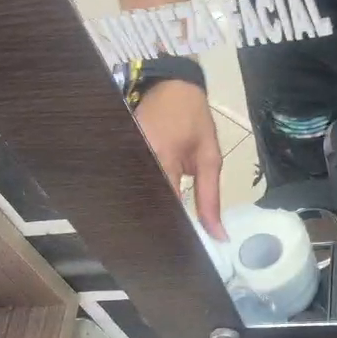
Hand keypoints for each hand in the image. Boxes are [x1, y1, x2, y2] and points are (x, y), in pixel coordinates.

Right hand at [134, 81, 227, 239]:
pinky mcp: (118, 155)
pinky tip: (147, 214)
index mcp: (162, 160)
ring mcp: (123, 156)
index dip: (176, 231)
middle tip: (170, 252)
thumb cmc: (194, 119)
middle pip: (146, 207)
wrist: (171, 85)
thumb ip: (210, 199)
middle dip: (160, 229)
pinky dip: (140, 199)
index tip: (185, 251)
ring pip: (136, 198)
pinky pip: (131, 184)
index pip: (167, 207)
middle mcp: (137, 160)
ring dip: (148, 216)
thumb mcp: (210, 158)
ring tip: (159, 239)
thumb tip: (218, 235)